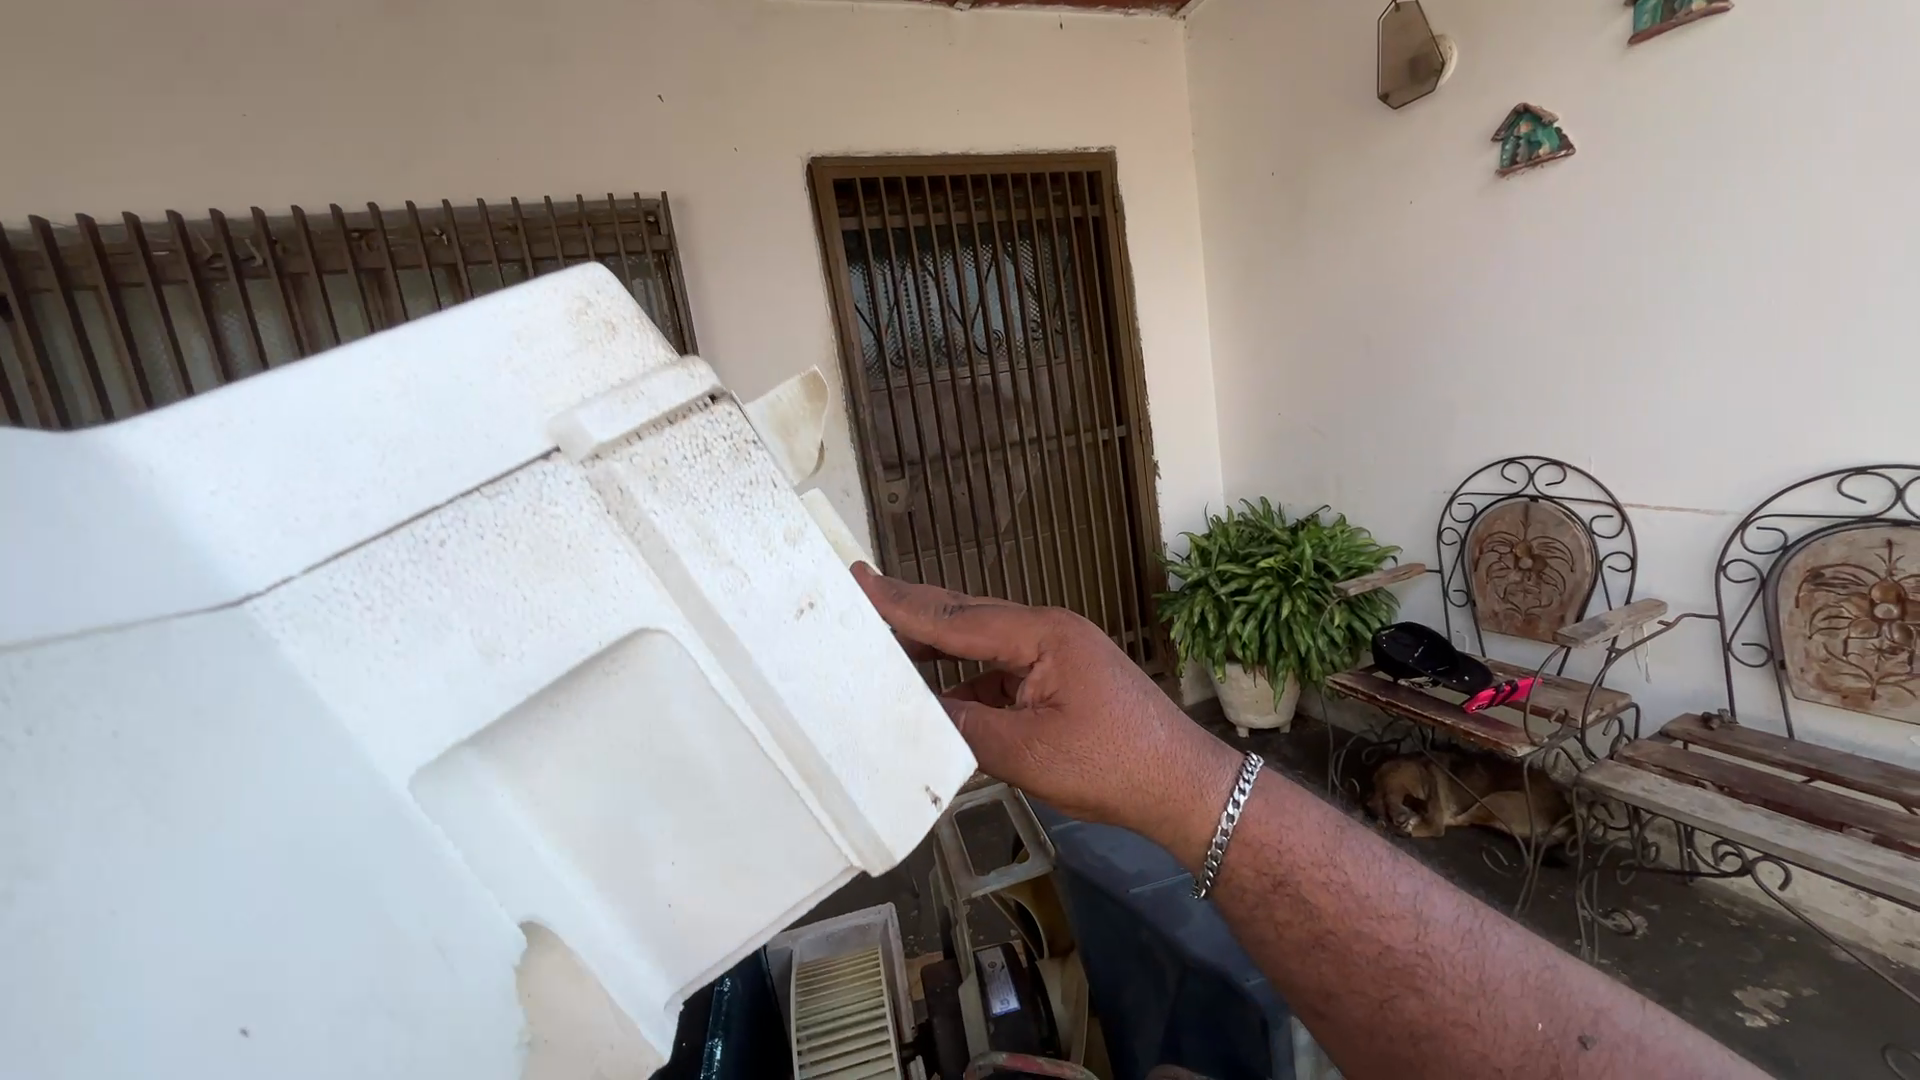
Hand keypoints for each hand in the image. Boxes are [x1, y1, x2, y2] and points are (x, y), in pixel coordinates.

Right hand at [851, 563, 1242, 857]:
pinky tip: (941, 693)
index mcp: (1040, 634)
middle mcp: (1047, 630)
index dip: (901, 604)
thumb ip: (966, 728)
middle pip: (968, 615)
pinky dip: (967, 677)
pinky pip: (1001, 668)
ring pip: (983, 641)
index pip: (955, 617)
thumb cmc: (1110, 766)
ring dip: (938, 643)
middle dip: (914, 608)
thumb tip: (918, 713)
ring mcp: (1056, 652)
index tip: (858, 582)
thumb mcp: (1028, 753)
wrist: (1182, 785)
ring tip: (888, 638)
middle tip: (862, 593)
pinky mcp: (1060, 677)